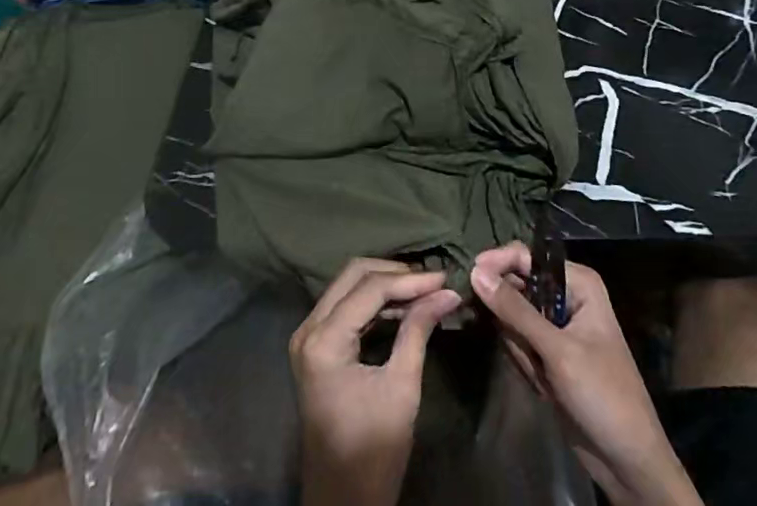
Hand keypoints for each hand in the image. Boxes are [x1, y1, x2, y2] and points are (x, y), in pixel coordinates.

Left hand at [291, 259, 461, 505]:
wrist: (342, 499)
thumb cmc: (373, 449)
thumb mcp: (402, 386)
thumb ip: (419, 330)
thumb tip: (448, 292)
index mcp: (323, 340)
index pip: (370, 288)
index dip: (411, 280)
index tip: (446, 279)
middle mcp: (308, 329)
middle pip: (353, 275)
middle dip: (396, 274)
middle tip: (434, 282)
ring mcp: (308, 337)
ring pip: (349, 287)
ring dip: (386, 284)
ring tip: (426, 291)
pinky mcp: (316, 348)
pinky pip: (346, 307)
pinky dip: (375, 302)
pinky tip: (405, 306)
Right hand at [472, 244, 702, 505]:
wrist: (625, 456)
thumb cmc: (601, 393)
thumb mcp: (557, 350)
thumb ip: (515, 310)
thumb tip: (476, 272)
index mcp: (578, 282)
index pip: (527, 257)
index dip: (497, 262)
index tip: (468, 276)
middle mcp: (566, 296)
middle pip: (516, 286)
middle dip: (510, 319)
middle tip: (524, 348)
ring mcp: (556, 326)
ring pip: (513, 319)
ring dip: (520, 348)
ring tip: (545, 375)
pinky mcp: (547, 352)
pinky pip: (519, 343)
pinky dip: (523, 363)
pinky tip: (544, 385)